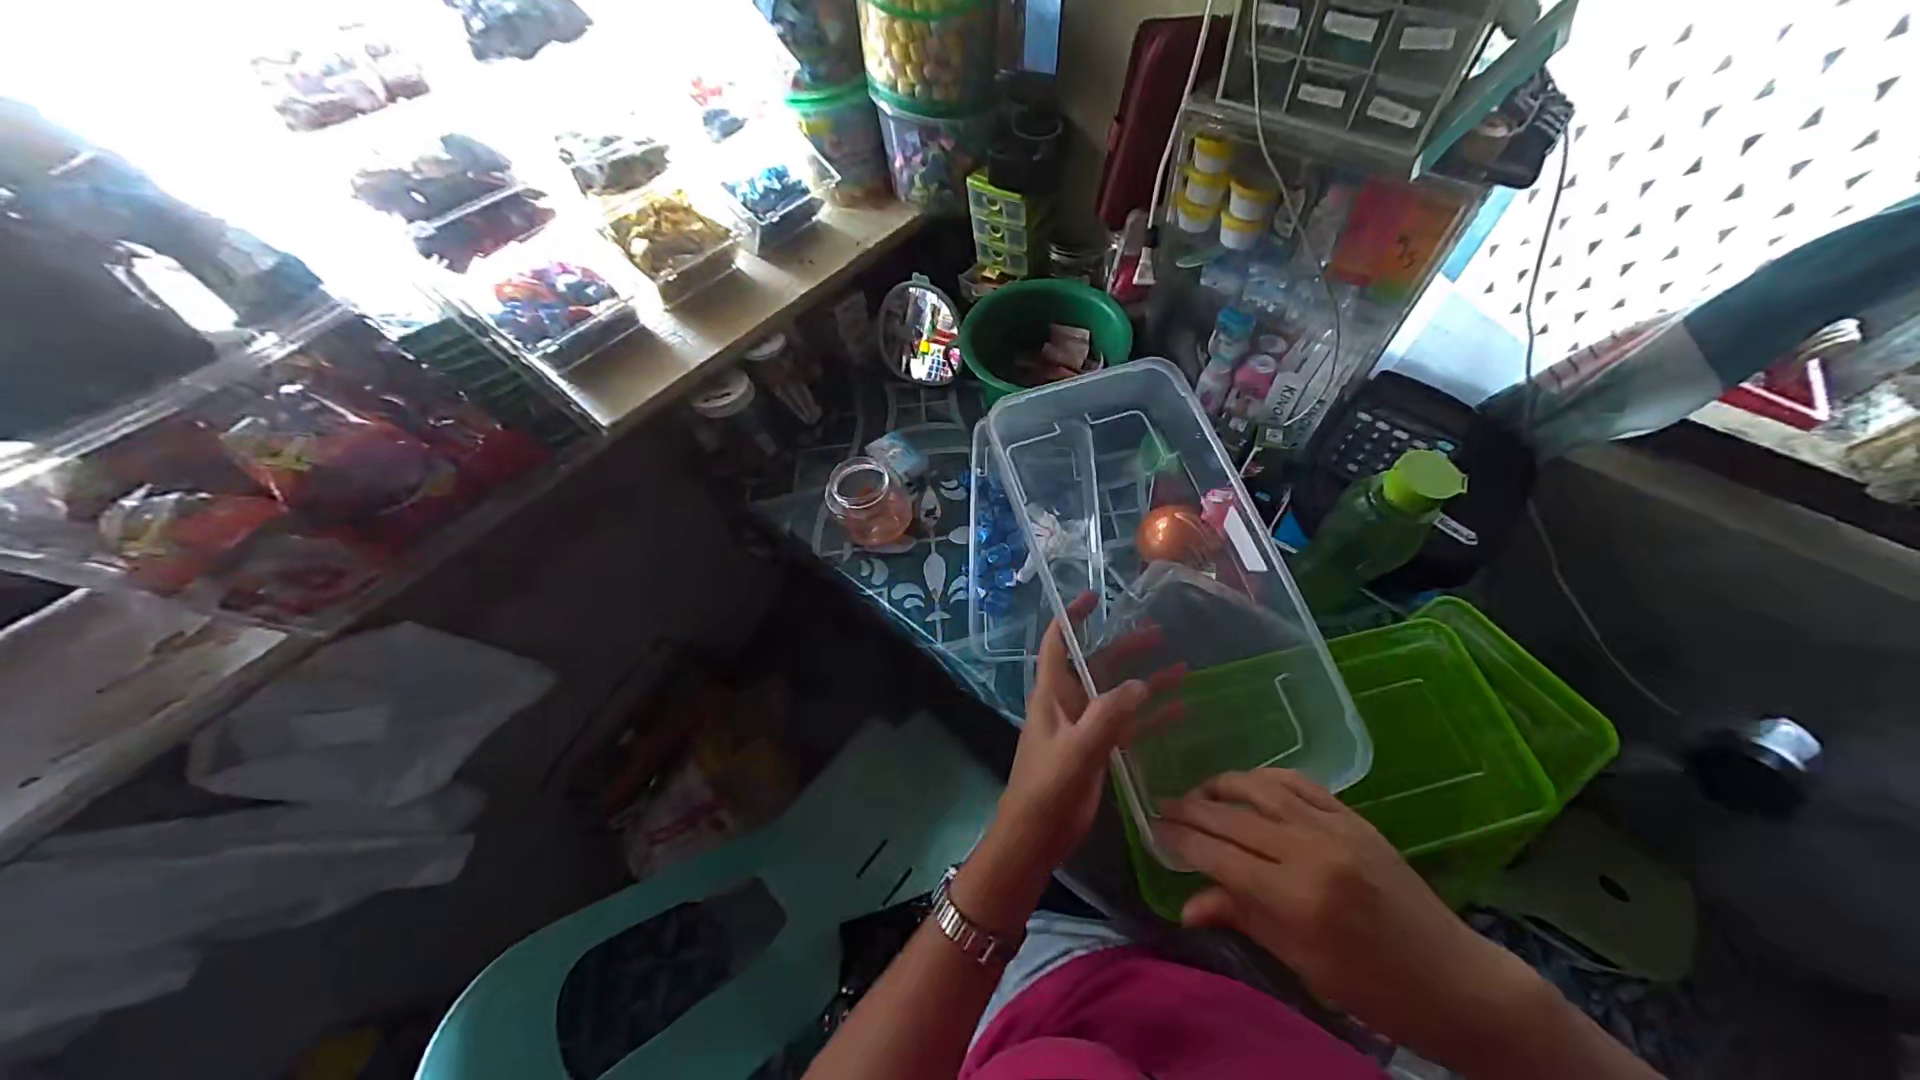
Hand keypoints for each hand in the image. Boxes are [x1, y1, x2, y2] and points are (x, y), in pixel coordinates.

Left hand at [960, 594, 1181, 930]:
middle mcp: (1069, 703)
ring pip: (1119, 695)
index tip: (1093, 598)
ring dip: (1146, 681)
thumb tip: (1140, 685)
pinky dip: (1152, 716)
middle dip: (1124, 647)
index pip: (1058, 643)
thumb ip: (1107, 716)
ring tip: (1182, 666)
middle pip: (1097, 664)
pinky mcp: (1099, 750)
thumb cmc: (1047, 786)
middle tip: (1158, 632)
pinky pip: (1130, 725)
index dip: (1071, 618)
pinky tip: (1180, 709)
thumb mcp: (1076, 748)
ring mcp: (1086, 726)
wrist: (1037, 834)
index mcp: (1052, 694)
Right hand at [1156, 770, 1548, 1063]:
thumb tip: (1185, 906)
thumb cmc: (1374, 989)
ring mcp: (1334, 828)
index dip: (1180, 840)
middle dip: (1190, 810)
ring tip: (1198, 791)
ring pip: (1260, 788)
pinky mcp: (1354, 818)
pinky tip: (1247, 782)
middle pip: (1231, 818)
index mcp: (1294, 899)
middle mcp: (1309, 853)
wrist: (1457, 981)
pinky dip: (1265, 777)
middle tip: (1163, 808)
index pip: (1217, 855)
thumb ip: (1242, 919)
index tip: (1155, 830)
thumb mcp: (1301, 964)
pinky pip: (1299, 783)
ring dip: (1221, 785)